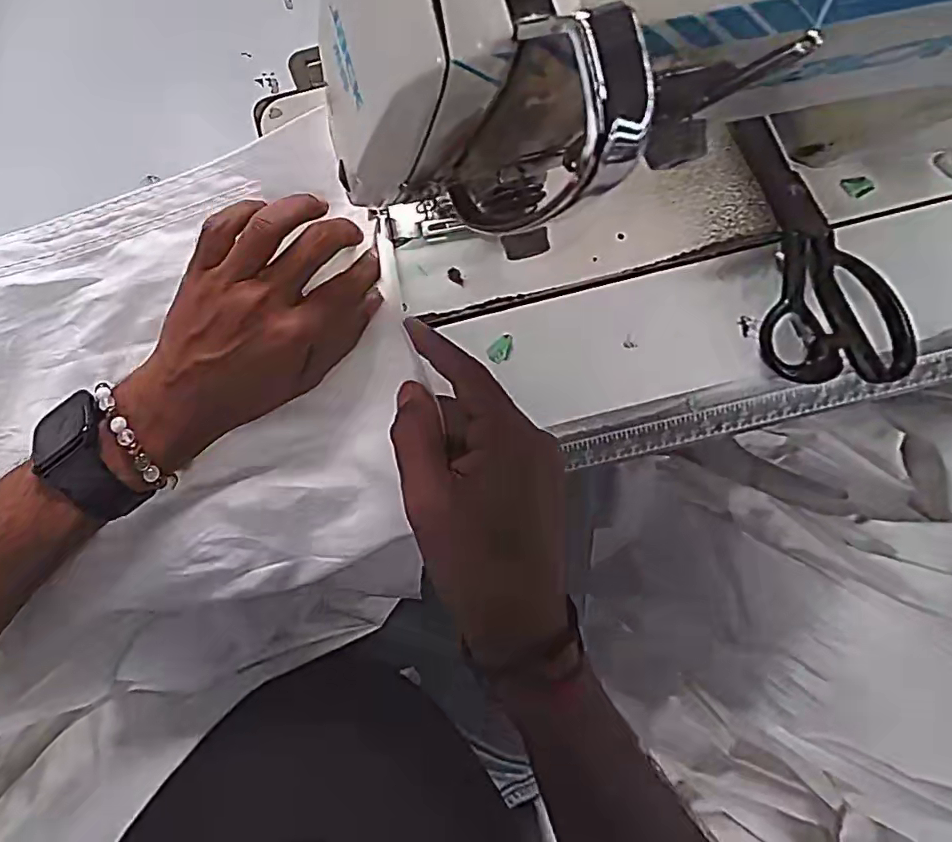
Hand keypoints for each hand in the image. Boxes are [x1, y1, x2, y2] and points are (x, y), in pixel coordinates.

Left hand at [111, 195, 381, 475]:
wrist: (182, 397)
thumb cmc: (238, 393)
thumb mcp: (302, 378)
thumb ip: (340, 340)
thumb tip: (367, 304)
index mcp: (291, 333)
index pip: (343, 286)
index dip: (366, 268)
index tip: (370, 261)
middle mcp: (262, 302)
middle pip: (314, 244)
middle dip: (342, 231)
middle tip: (348, 233)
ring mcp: (228, 283)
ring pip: (268, 225)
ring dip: (299, 207)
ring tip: (314, 207)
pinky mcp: (200, 273)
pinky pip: (220, 228)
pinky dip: (243, 210)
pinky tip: (262, 212)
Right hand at [390, 318, 569, 667]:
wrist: (519, 624)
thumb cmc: (470, 560)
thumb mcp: (427, 496)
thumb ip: (415, 435)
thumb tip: (413, 391)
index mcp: (510, 437)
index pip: (470, 376)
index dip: (438, 349)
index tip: (410, 327)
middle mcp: (533, 440)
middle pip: (472, 408)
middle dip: (435, 425)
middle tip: (411, 466)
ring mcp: (541, 462)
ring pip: (480, 432)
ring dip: (449, 449)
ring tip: (433, 494)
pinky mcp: (539, 483)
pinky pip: (493, 452)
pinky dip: (465, 461)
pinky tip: (451, 496)